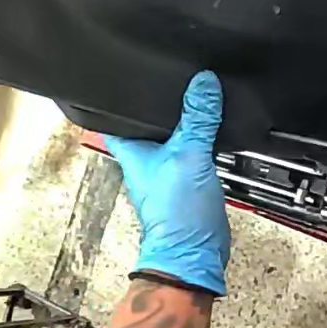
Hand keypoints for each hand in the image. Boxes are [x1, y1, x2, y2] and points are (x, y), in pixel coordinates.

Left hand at [105, 71, 229, 295]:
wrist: (196, 252)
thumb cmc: (176, 214)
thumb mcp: (188, 154)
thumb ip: (197, 118)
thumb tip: (203, 83)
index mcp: (131, 151)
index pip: (114, 116)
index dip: (117, 96)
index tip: (123, 76)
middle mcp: (144, 160)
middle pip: (146, 123)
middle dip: (157, 103)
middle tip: (169, 78)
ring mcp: (166, 171)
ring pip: (171, 137)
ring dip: (182, 121)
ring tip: (194, 95)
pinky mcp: (187, 181)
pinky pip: (191, 151)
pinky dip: (200, 139)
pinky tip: (212, 127)